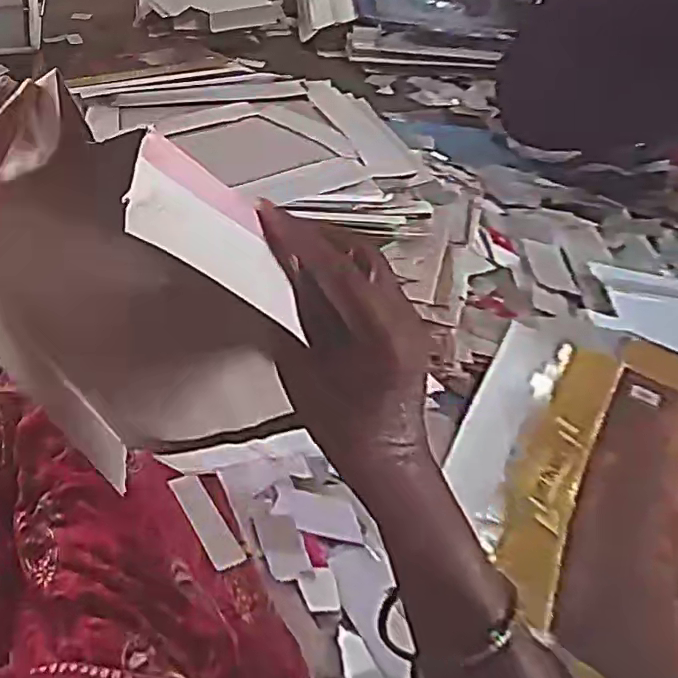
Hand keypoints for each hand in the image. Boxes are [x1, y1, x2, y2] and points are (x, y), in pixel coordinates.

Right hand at [257, 200, 433, 465]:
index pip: (337, 270)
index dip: (299, 238)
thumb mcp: (304, 373)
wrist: (389, 462)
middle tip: (274, 220)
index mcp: (383, 336)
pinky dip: (339, 264)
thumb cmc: (344, 431)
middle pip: (359, 255)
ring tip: (289, 236)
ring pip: (367, 261)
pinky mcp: (404, 321)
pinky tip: (312, 264)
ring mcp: (410, 318)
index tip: (268, 216)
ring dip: (327, 244)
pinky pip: (369, 278)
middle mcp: (405, 320)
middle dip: (314, 232)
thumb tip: (281, 273)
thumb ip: (296, 318)